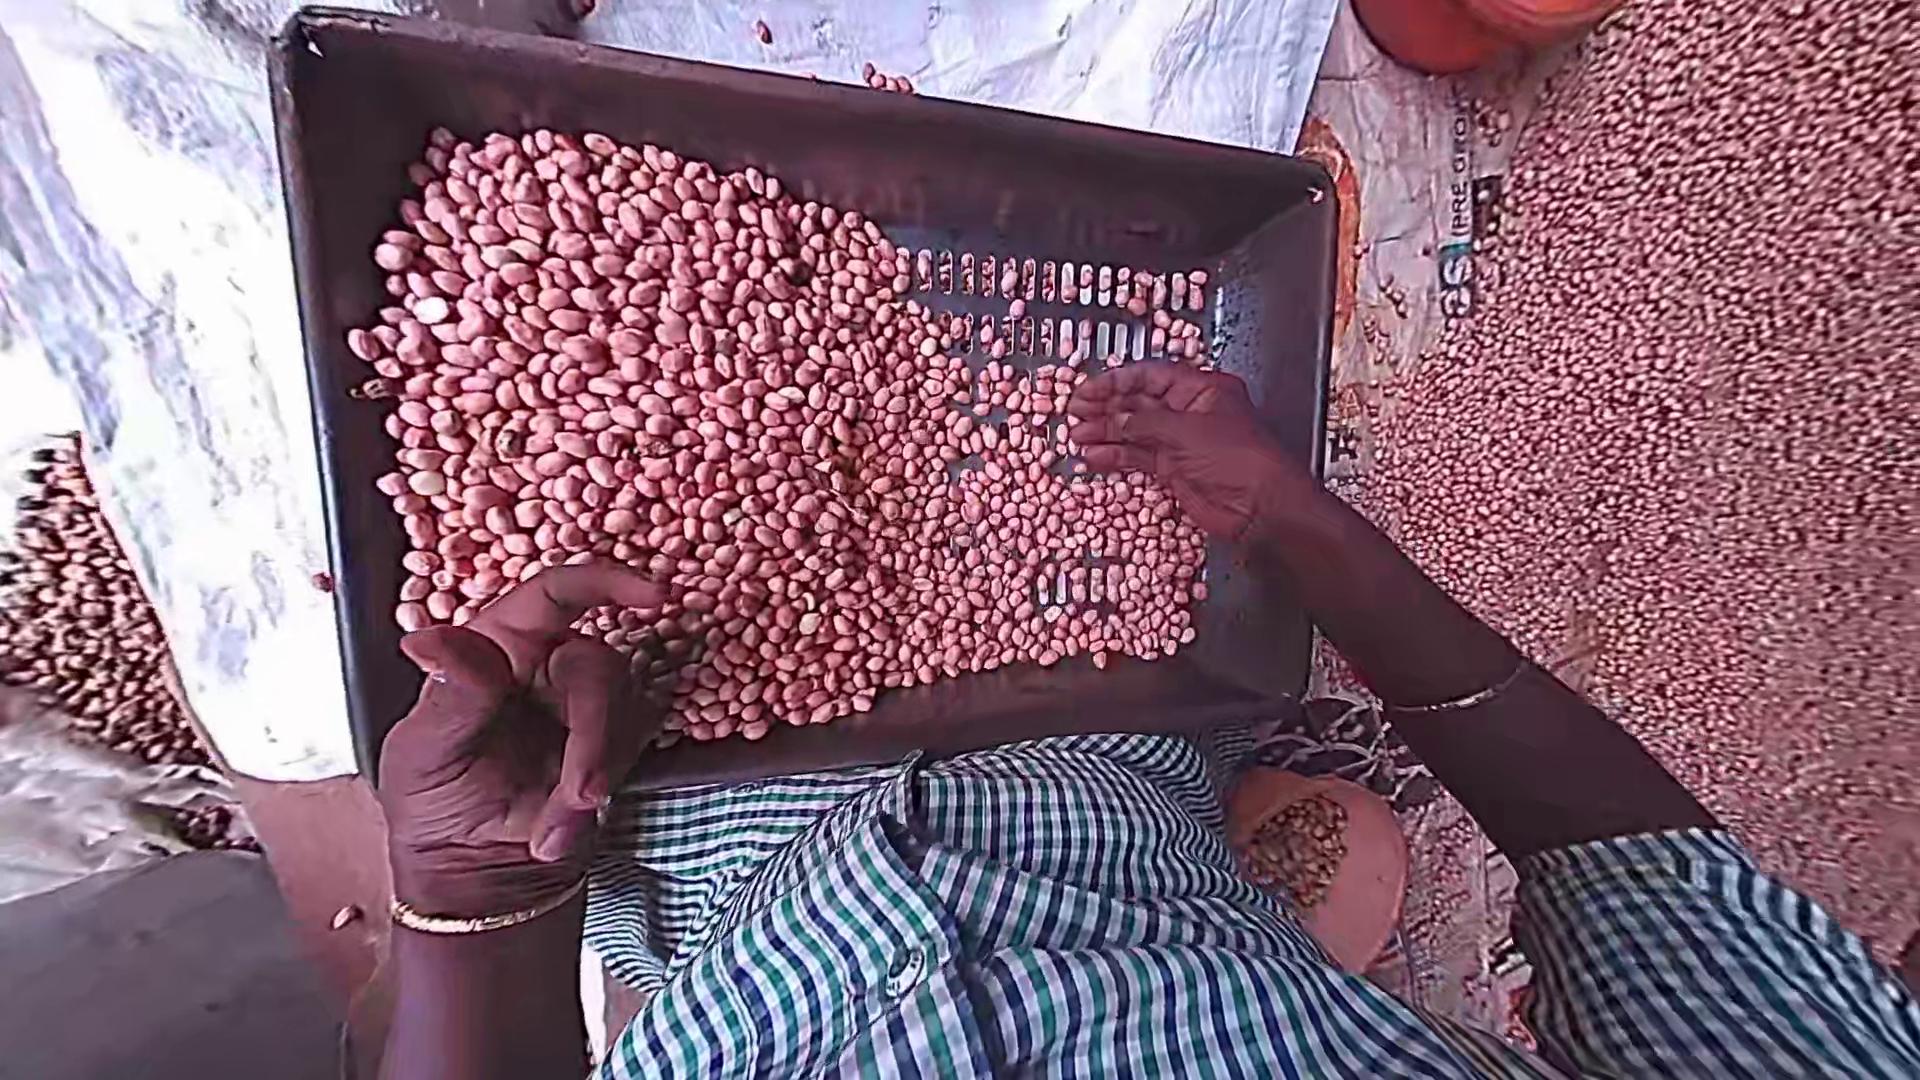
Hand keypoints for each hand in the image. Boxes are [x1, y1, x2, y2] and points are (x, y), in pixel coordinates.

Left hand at [378, 561, 664, 917]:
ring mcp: (592, 696)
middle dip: (594, 733)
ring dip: (599, 766)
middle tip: (582, 792)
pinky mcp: (620, 729)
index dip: (609, 582)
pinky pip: (637, 739)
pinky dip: (607, 780)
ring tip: (560, 816)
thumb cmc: (437, 798)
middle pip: (599, 668)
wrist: (478, 862)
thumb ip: (448, 697)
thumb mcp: (424, 753)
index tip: (655, 598)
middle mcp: (554, 660)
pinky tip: (569, 814)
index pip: (558, 591)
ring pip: (626, 707)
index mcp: (503, 645)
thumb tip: (429, 641)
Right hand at [1066, 365, 1312, 541]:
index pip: (1149, 376)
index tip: (1087, 390)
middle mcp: (1188, 412)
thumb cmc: (1238, 458)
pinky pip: (1137, 458)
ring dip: (1104, 433)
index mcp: (1200, 390)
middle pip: (1137, 403)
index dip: (1115, 381)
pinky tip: (1094, 457)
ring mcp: (1178, 442)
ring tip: (1076, 436)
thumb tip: (1114, 417)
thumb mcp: (1186, 430)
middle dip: (1105, 407)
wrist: (1259, 507)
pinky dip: (1115, 457)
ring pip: (1133, 431)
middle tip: (1075, 411)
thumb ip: (1144, 421)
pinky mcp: (1172, 469)